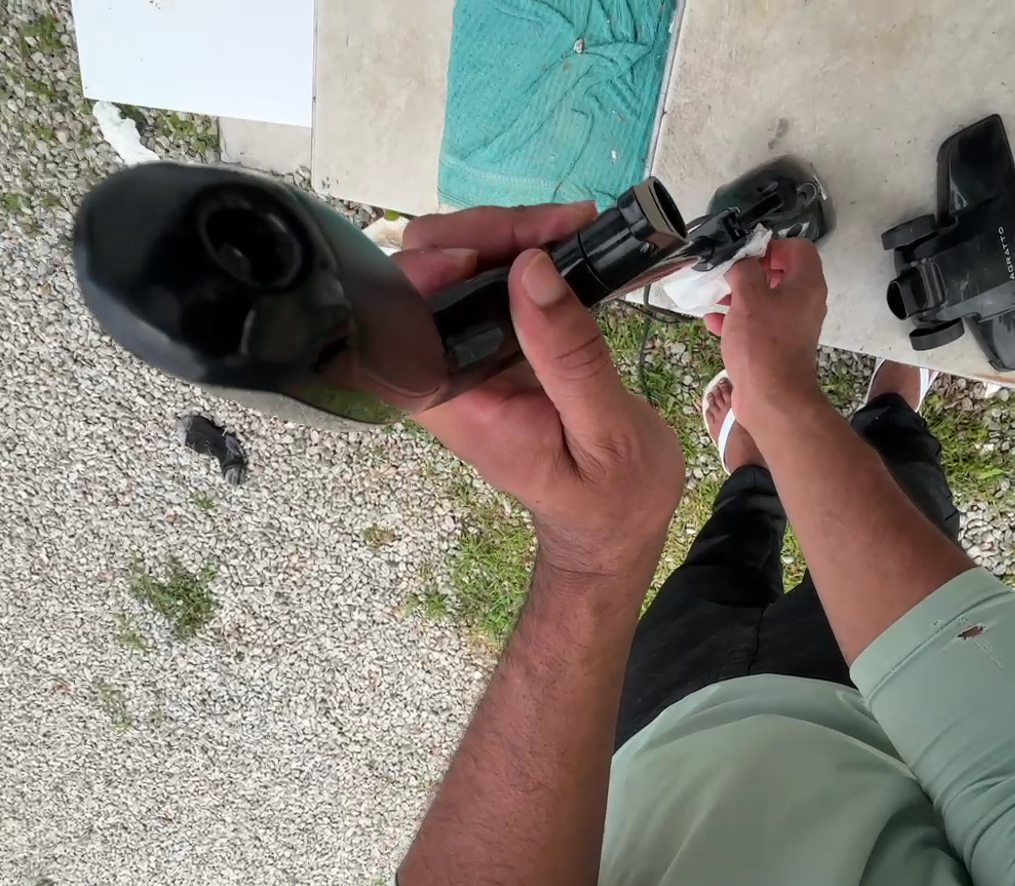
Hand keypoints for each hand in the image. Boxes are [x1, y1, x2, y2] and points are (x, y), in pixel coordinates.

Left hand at [392, 204, 684, 584]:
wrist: (611, 525)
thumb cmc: (612, 499)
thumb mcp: (608, 433)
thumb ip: (569, 358)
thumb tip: (530, 270)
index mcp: (462, 409)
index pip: (401, 325)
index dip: (426, 273)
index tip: (491, 256)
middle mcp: (451, 380)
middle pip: (424, 279)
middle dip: (482, 236)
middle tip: (561, 230)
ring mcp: (470, 363)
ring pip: (454, 272)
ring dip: (508, 237)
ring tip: (577, 230)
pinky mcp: (495, 352)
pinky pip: (489, 287)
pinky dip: (524, 255)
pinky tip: (569, 244)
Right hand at [705, 238, 829, 417]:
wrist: (771, 398)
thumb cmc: (762, 344)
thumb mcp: (748, 297)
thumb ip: (744, 270)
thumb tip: (740, 262)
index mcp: (806, 285)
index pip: (796, 248)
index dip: (770, 246)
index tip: (744, 256)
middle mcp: (804, 303)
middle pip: (779, 274)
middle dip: (750, 272)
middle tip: (728, 275)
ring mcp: (791, 327)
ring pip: (765, 301)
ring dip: (740, 296)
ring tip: (715, 296)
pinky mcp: (776, 347)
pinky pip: (757, 325)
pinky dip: (737, 320)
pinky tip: (712, 322)